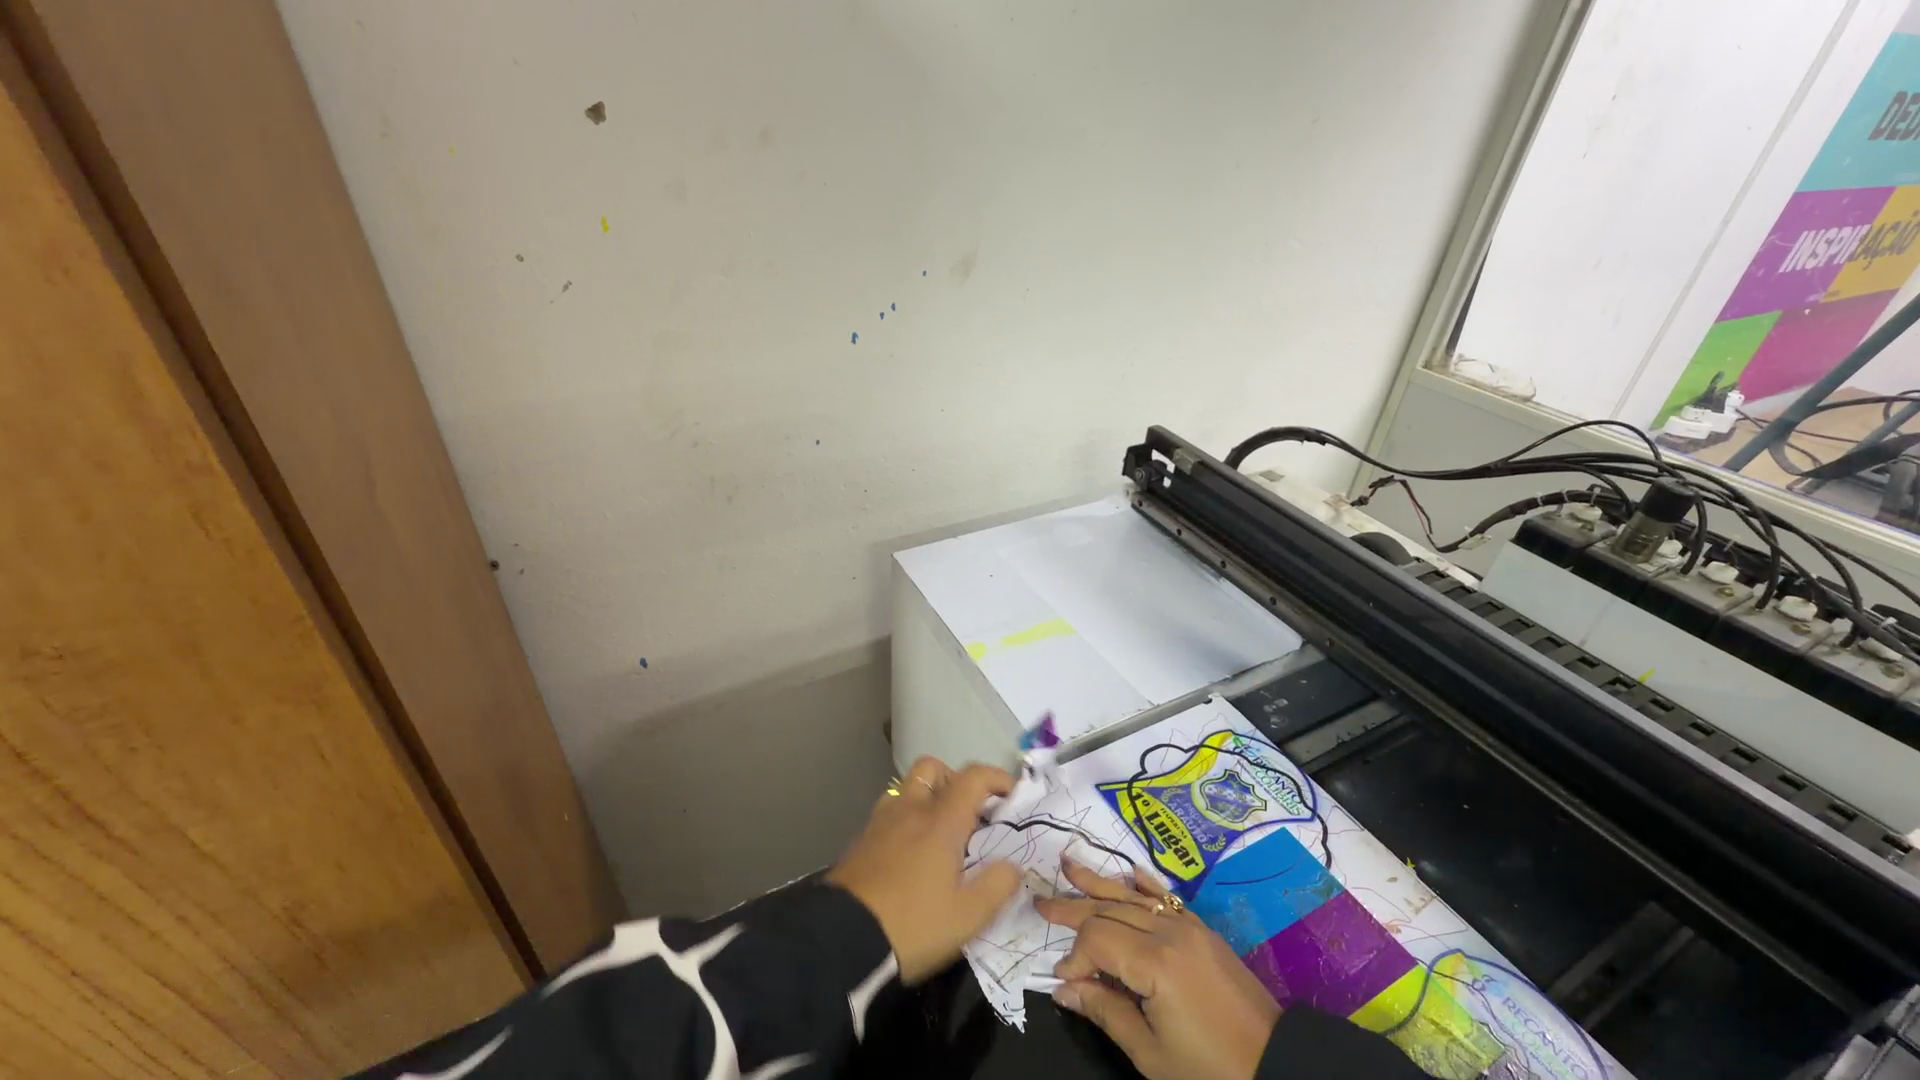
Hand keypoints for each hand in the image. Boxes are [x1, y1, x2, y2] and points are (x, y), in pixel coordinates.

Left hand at [827, 757, 1020, 983]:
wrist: (841, 941)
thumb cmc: (913, 925)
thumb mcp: (968, 917)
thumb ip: (997, 886)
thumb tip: (1012, 865)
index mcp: (940, 821)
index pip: (972, 777)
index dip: (997, 778)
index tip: (1012, 795)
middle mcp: (910, 810)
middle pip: (932, 768)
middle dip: (955, 780)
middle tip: (970, 813)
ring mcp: (880, 823)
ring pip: (907, 788)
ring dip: (928, 797)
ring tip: (941, 834)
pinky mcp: (860, 841)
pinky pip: (889, 813)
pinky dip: (906, 819)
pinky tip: (912, 854)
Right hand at [1036, 861, 1278, 1079]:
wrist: (1276, 1063)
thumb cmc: (1209, 1067)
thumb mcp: (1151, 1052)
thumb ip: (1105, 1011)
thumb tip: (1063, 988)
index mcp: (1156, 963)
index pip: (1097, 940)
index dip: (1074, 958)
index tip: (1065, 983)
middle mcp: (1170, 932)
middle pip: (1111, 910)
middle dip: (1073, 907)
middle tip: (1039, 901)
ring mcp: (1189, 928)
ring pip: (1134, 897)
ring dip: (1099, 884)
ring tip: (1067, 864)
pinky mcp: (1203, 932)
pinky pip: (1167, 899)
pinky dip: (1144, 885)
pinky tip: (1128, 872)